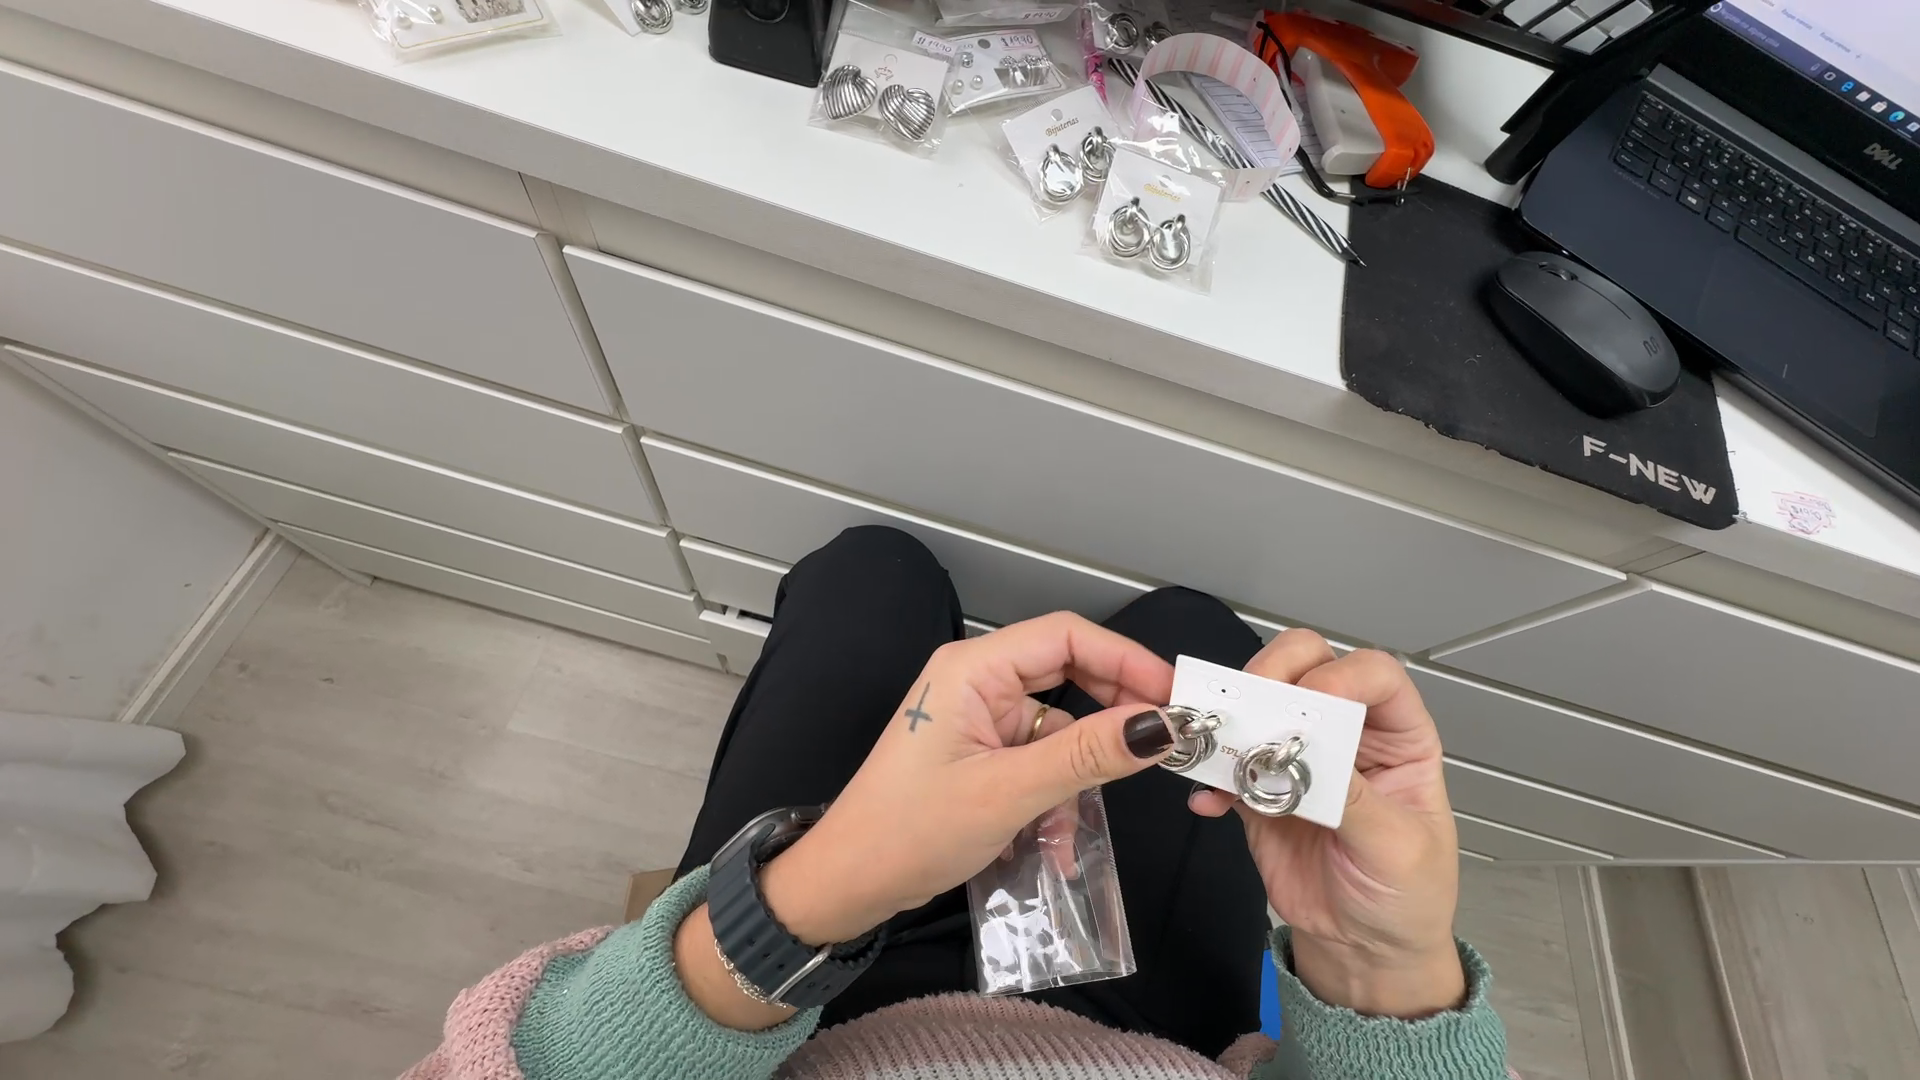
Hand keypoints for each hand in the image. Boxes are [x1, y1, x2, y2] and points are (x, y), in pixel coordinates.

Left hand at [760, 612, 1178, 944]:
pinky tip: (1055, 841)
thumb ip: (1086, 755)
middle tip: (1160, 744)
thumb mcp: (1008, 792)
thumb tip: (1161, 725)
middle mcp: (977, 680)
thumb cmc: (913, 829)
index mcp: (973, 668)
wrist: (849, 882)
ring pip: (1057, 723)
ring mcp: (978, 717)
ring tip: (1090, 815)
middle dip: (1111, 711)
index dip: (1126, 659)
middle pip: (1065, 672)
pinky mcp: (981, 751)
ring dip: (1079, 768)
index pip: (1066, 635)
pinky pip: (1037, 756)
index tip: (1174, 697)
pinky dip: (1055, 792)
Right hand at [1189, 631, 1465, 1017]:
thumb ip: (1352, 796)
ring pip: (1258, 701)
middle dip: (1274, 673)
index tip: (1309, 702)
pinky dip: (1208, 774)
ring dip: (1233, 715)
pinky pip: (1223, 759)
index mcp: (1395, 736)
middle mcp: (1344, 731)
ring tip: (1220, 746)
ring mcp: (1294, 753)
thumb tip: (1297, 750)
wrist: (1361, 950)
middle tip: (1252, 704)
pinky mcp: (1255, 784)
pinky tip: (1208, 803)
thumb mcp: (1397, 848)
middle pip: (1306, 665)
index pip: (1374, 675)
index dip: (1342, 675)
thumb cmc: (1404, 895)